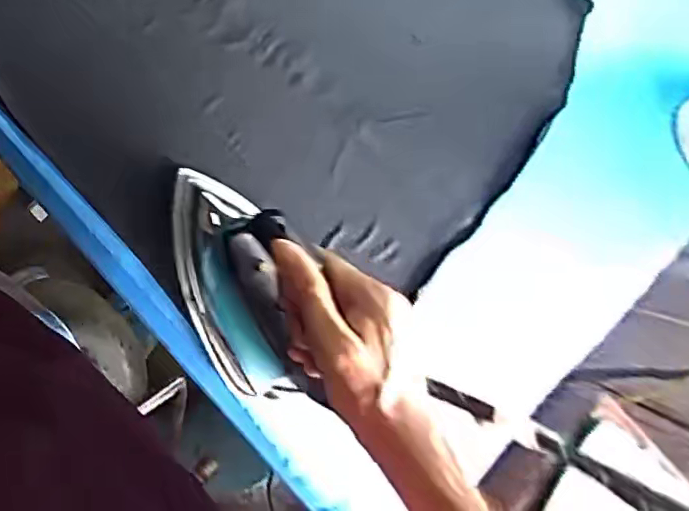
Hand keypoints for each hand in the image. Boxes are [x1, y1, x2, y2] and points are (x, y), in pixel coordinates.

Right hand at [270, 239, 418, 426]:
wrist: (403, 440)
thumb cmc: (366, 393)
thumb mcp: (327, 336)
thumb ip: (306, 288)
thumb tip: (286, 248)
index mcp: (374, 294)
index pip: (319, 260)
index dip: (295, 279)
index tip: (288, 305)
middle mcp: (387, 302)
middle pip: (326, 283)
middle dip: (304, 307)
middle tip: (302, 336)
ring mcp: (391, 322)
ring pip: (334, 305)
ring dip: (314, 325)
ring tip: (312, 352)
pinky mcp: (388, 339)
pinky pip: (348, 323)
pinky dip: (331, 336)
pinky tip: (324, 358)